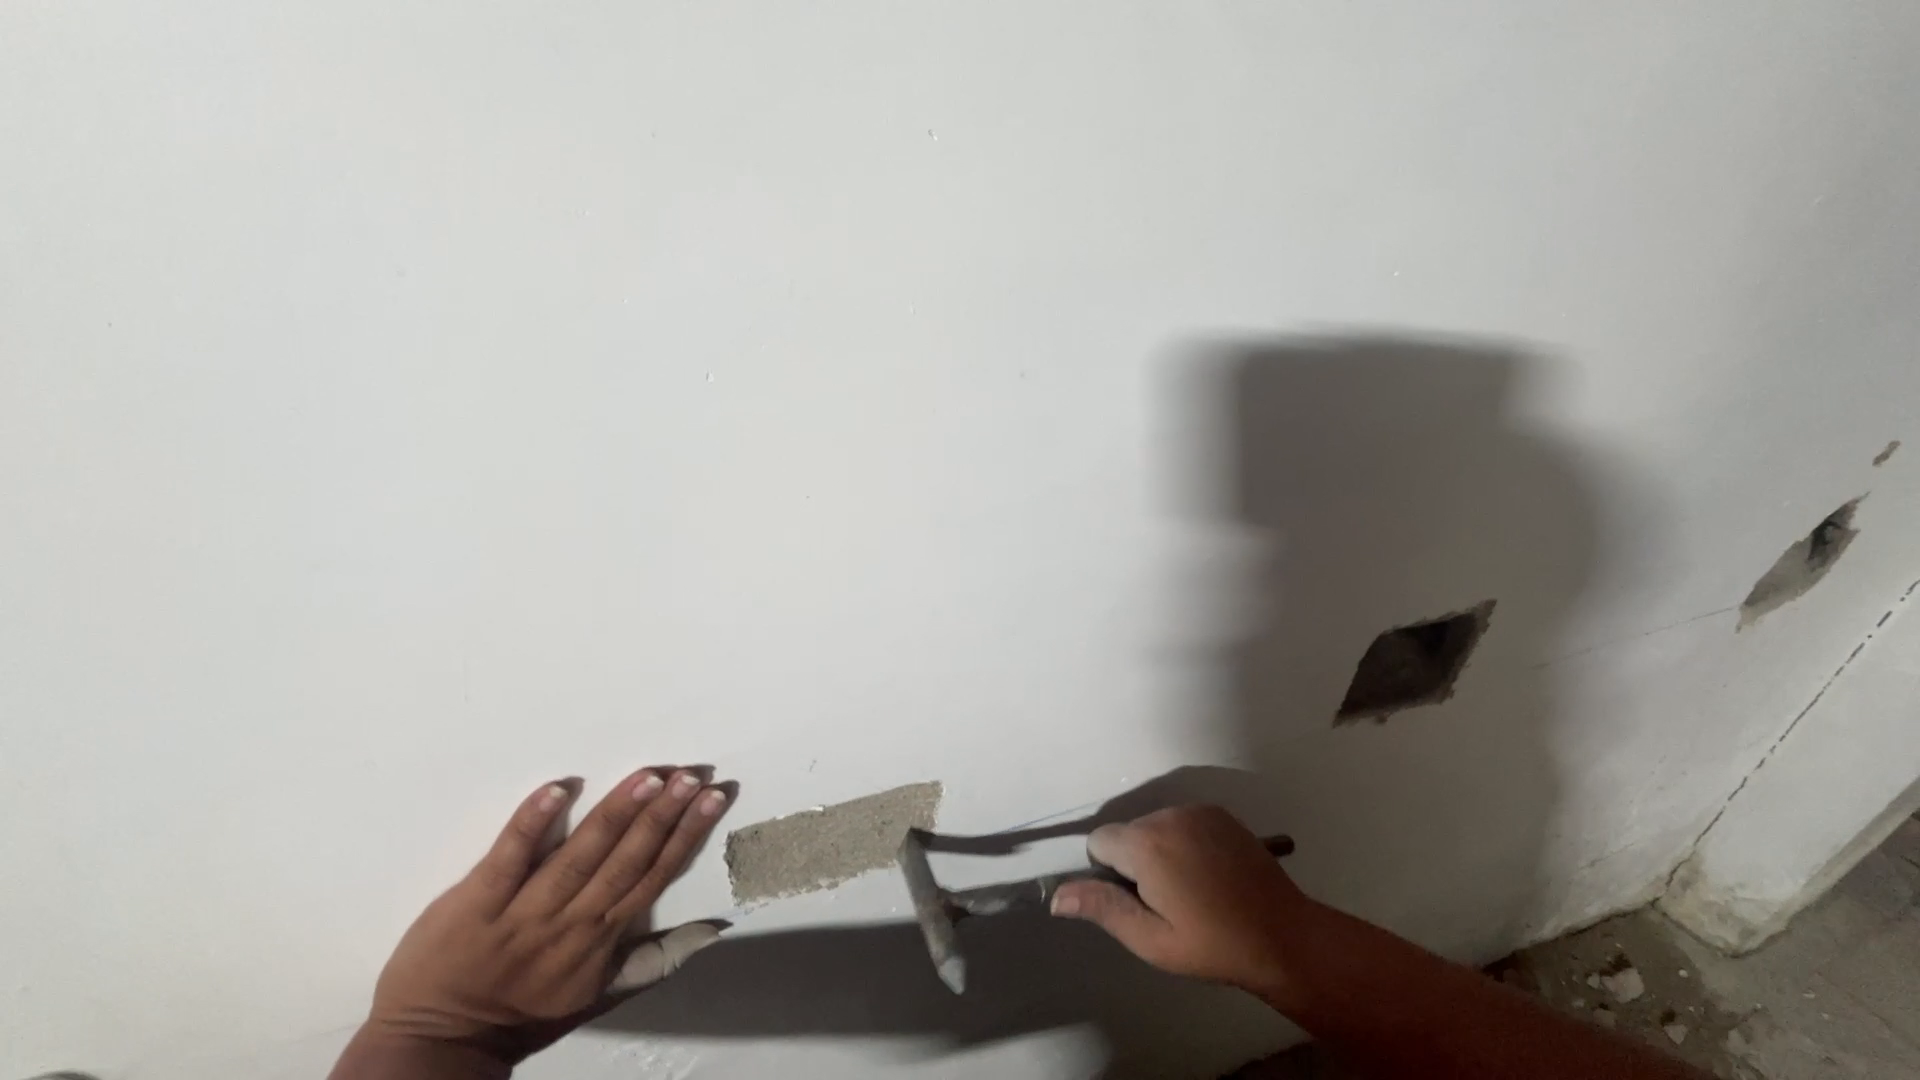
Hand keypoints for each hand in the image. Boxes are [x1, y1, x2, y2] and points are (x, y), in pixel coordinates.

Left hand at [361, 768, 731, 1063]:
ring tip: (650, 777)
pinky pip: (509, 857)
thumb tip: (712, 929)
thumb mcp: (600, 996)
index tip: (713, 797)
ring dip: (617, 813)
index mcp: (602, 938)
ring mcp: (523, 911)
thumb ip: (653, 959)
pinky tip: (560, 788)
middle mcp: (571, 921)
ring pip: (579, 854)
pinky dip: (533, 823)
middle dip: (662, 815)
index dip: (686, 834)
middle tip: (692, 776)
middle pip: (626, 860)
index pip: (654, 875)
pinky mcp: (475, 901)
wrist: (436, 1046)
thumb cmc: (524, 1015)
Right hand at [1050, 804, 1315, 1000]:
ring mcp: (1197, 811)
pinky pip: (1181, 822)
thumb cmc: (1213, 944)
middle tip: (1167, 903)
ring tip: (1190, 890)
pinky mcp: (1219, 813)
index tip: (1139, 902)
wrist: (1285, 936)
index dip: (1110, 874)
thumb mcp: (1152, 940)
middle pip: (1127, 833)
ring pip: (1154, 826)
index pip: (1099, 842)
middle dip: (1135, 862)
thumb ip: (1103, 908)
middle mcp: (1168, 815)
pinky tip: (1208, 873)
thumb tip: (1057, 896)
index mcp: (1146, 844)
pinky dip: (1183, 842)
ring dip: (1159, 851)